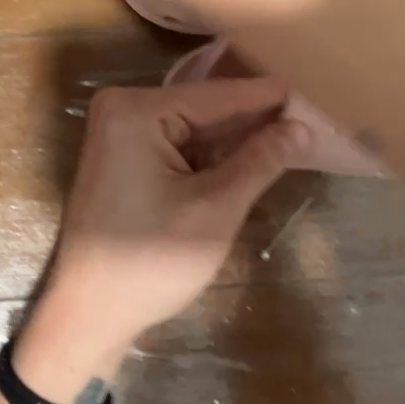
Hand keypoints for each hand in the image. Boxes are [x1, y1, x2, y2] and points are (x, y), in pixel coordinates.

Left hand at [36, 79, 309, 350]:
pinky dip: (212, 152)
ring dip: (237, 135)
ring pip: (193, 126)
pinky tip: (253, 152)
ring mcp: (119, 131)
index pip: (217, 96)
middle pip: (204, 107)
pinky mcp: (123, 155)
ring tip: (295, 130)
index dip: (269, 97)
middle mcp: (123, 108)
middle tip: (313, 114)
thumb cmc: (150, 262)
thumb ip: (259, 161)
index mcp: (136, 110)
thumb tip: (302, 128)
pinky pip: (177, 142)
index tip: (315, 91)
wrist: (89, 312)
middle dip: (255, 116)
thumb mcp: (215, 209)